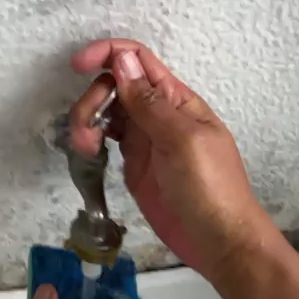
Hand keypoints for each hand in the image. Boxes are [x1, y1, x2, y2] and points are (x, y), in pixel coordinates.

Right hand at [67, 39, 275, 271]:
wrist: (221, 244)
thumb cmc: (211, 188)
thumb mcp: (183, 141)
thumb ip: (149, 102)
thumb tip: (122, 59)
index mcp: (175, 98)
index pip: (137, 59)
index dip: (106, 54)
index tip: (77, 65)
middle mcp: (157, 111)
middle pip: (114, 84)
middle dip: (92, 98)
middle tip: (86, 131)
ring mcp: (144, 136)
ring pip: (106, 109)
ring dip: (87, 119)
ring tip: (84, 148)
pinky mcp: (133, 160)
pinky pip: (105, 136)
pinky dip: (90, 138)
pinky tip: (89, 153)